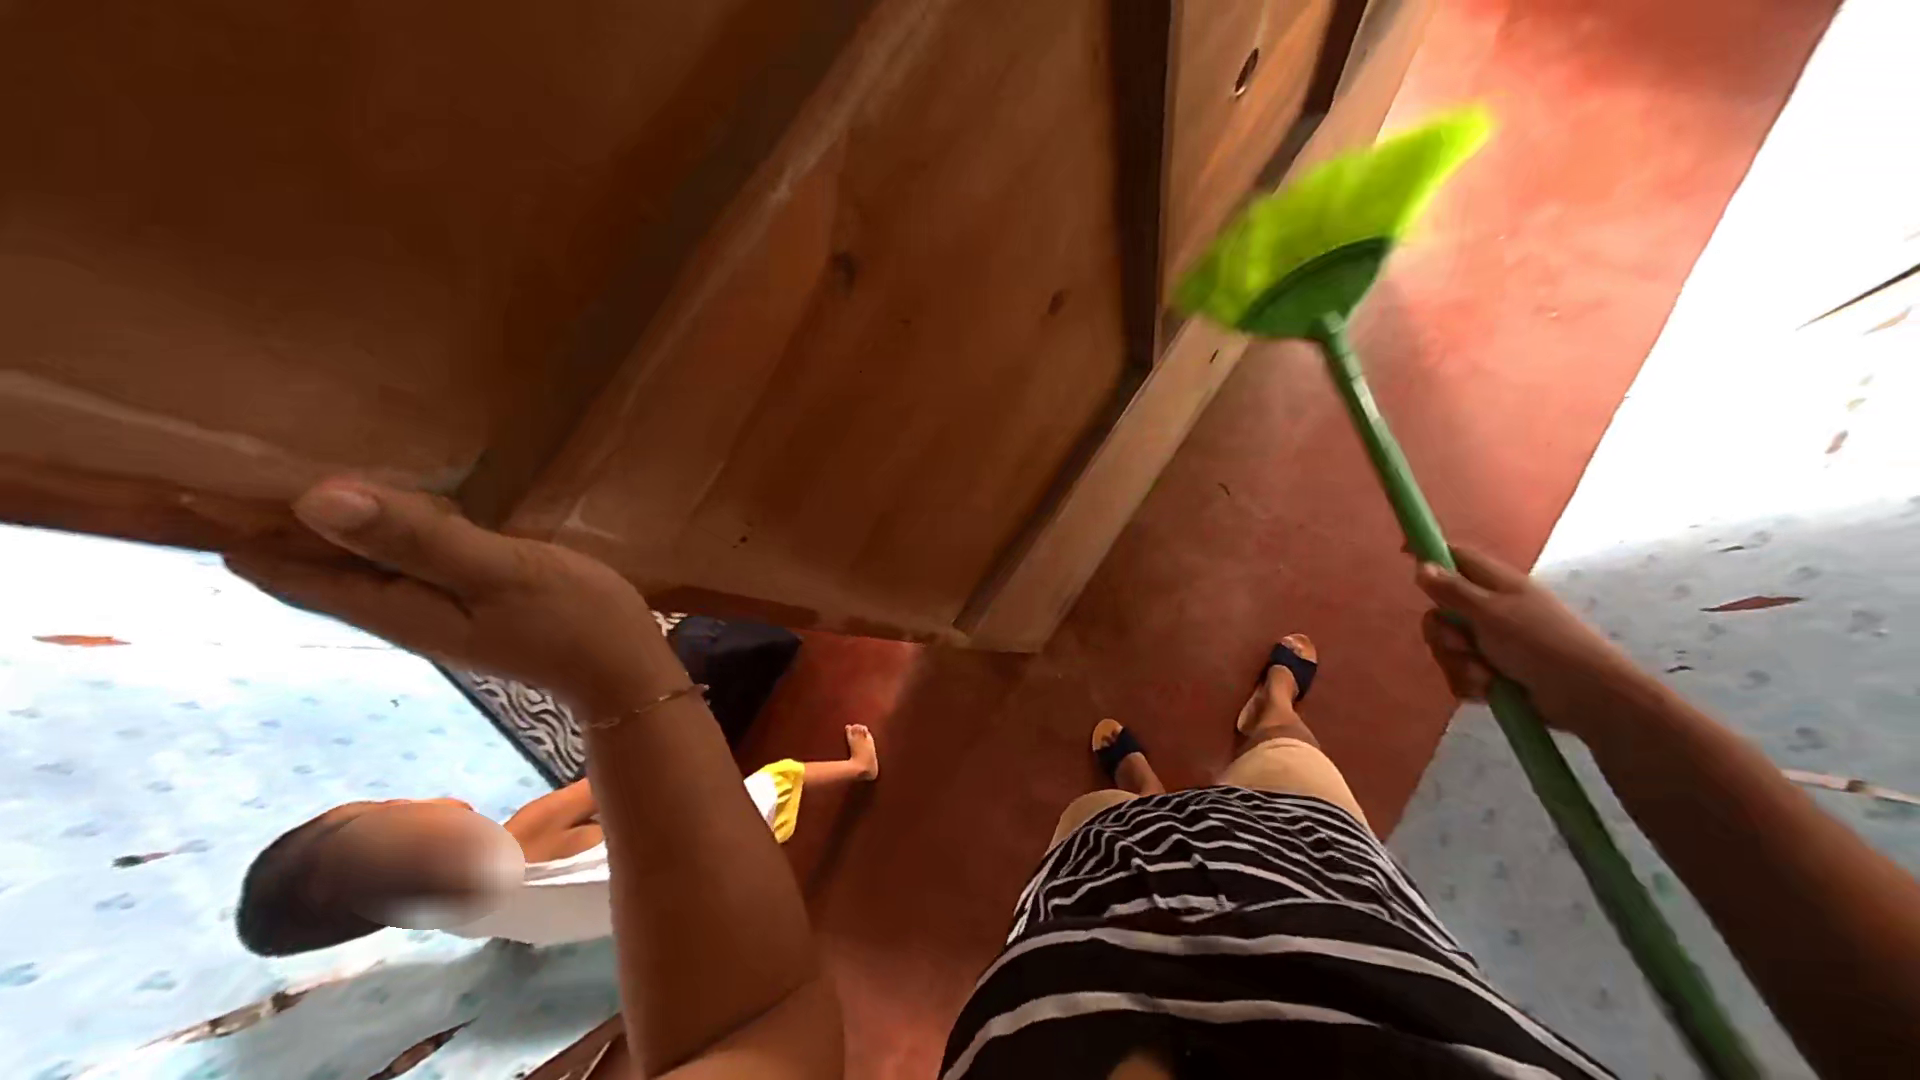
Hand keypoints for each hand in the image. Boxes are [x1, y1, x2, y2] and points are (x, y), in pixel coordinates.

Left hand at [226, 478, 678, 714]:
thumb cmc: (572, 618)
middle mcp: (401, 611)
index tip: (188, 477)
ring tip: (294, 473)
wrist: (622, 667)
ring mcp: (436, 609)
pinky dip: (380, 533)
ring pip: (355, 563)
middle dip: (269, 522)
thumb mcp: (501, 572)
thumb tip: (314, 497)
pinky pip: (399, 562)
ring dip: (324, 526)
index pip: (286, 567)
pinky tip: (394, 508)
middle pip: (312, 566)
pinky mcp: (467, 601)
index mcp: (396, 606)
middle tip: (231, 459)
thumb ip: (418, 539)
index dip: (237, 526)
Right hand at [1416, 545, 1658, 740]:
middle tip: (1460, 642)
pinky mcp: (1494, 672)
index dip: (1430, 552)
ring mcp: (1493, 642)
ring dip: (1457, 663)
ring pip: (1447, 646)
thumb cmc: (1541, 645)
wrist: (1588, 698)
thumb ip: (1452, 590)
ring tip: (1483, 675)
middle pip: (1441, 611)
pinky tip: (1487, 689)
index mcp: (1496, 586)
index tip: (1403, 553)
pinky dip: (1469, 682)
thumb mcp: (1491, 613)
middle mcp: (1492, 610)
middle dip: (1442, 633)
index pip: (1457, 558)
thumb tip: (1421, 564)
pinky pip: (1459, 672)